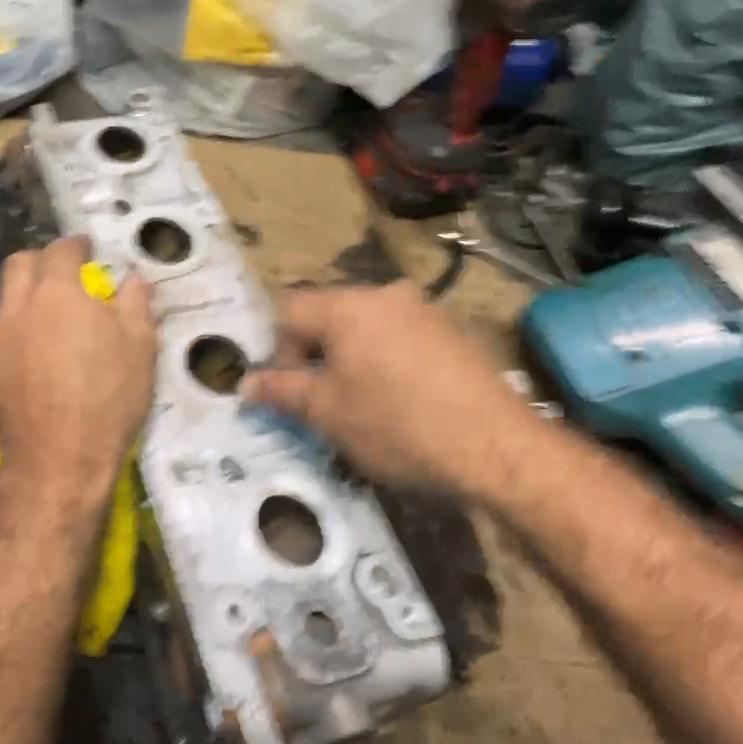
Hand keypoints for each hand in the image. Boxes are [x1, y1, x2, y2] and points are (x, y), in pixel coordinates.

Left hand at [0, 236, 156, 506]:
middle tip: (61, 272)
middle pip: (18, 264)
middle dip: (39, 260)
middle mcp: (19, 308)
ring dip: (25, 298)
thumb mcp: (140, 349)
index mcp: (58, 294)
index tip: (86, 246)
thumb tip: (132, 280)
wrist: (59, 460)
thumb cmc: (108, 399)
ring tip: (48, 318)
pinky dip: (16, 335)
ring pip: (5, 302)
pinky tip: (34, 357)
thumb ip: (135, 305)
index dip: (75, 244)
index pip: (61, 251)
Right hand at [242, 283, 544, 495]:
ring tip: (355, 408)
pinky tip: (394, 404)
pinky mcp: (450, 334)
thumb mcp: (327, 412)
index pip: (288, 313)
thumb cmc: (397, 424)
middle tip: (316, 403)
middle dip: (313, 357)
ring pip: (362, 330)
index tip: (286, 393)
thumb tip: (244, 383)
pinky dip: (382, 365)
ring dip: (347, 362)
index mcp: (347, 304)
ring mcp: (423, 311)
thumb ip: (281, 391)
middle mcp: (384, 295)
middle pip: (326, 317)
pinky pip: (396, 340)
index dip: (276, 353)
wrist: (497, 449)